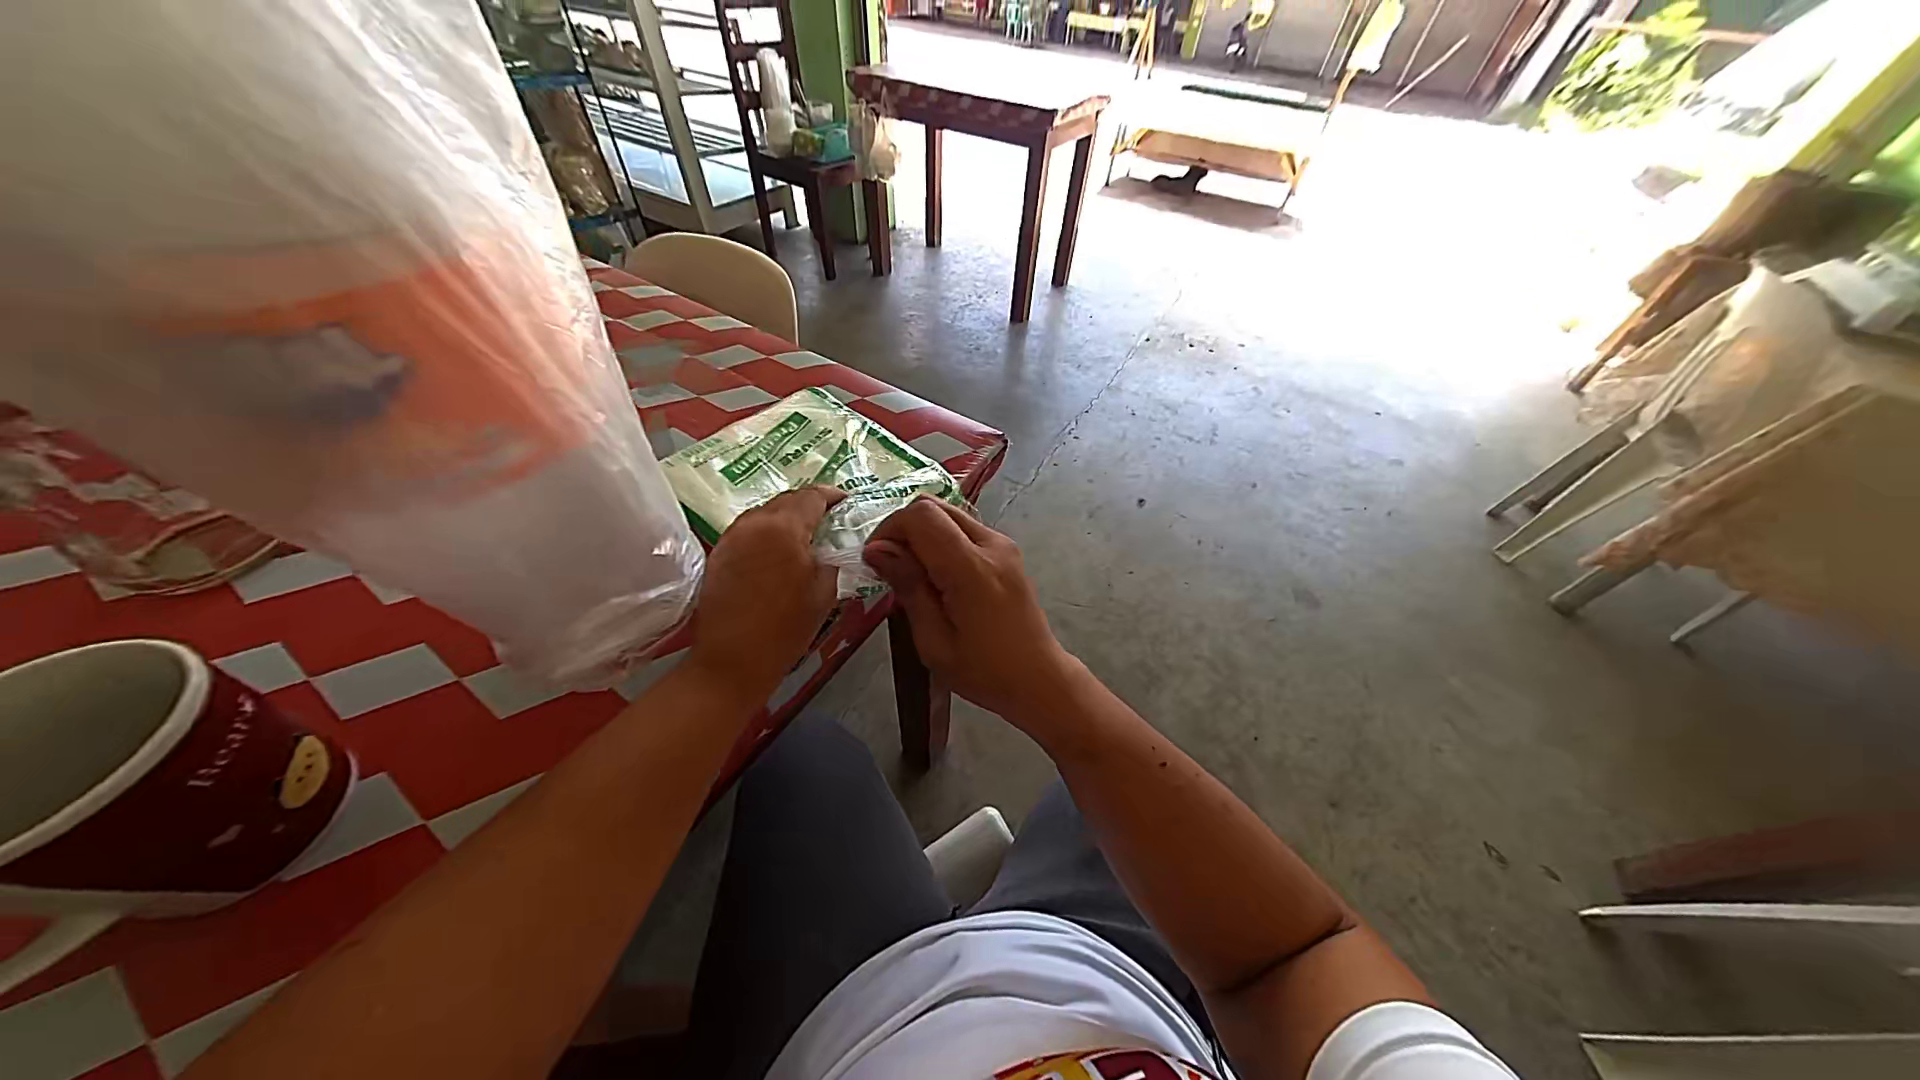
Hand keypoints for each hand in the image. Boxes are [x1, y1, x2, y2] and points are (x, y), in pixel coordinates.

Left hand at [687, 486, 843, 698]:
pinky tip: (779, 554)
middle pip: (786, 500)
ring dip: (786, 519)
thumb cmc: (786, 628)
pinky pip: (749, 532)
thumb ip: (833, 558)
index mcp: (783, 527)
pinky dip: (767, 535)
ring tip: (805, 538)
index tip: (846, 503)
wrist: (732, 661)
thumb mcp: (825, 591)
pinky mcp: (718, 554)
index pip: (812, 496)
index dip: (832, 496)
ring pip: (765, 514)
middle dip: (809, 506)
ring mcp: (731, 537)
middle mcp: (753, 522)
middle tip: (830, 521)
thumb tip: (835, 546)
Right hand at [863, 497, 1080, 722]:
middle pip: (934, 506)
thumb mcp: (934, 641)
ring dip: (921, 534)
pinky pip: (963, 529)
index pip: (921, 517)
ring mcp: (1003, 545)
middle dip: (902, 528)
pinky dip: (940, 540)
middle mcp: (991, 545)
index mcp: (972, 569)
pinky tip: (935, 576)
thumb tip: (876, 549)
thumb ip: (908, 587)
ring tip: (911, 573)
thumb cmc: (984, 671)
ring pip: (949, 514)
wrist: (1038, 678)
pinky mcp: (1006, 551)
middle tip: (889, 565)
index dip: (890, 529)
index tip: (875, 561)